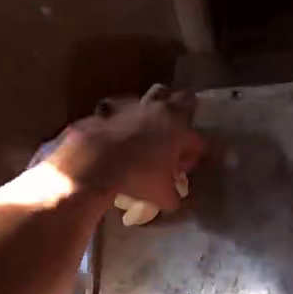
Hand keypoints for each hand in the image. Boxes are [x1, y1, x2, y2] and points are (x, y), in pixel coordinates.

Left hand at [51, 85, 204, 210]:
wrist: (94, 163)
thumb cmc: (137, 178)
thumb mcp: (161, 197)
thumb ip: (173, 196)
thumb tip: (174, 198)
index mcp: (179, 132)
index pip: (199, 141)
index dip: (195, 155)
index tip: (185, 168)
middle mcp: (162, 111)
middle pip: (186, 100)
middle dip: (186, 113)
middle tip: (178, 132)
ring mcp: (136, 106)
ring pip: (155, 95)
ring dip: (157, 109)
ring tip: (150, 128)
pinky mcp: (111, 107)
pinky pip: (123, 108)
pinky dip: (123, 118)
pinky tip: (119, 131)